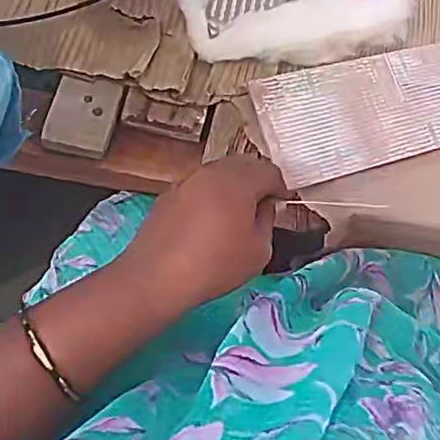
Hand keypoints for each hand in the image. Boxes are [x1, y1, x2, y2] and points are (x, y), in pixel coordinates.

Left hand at [113, 155, 291, 307]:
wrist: (156, 276)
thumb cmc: (215, 265)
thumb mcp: (258, 251)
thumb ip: (267, 221)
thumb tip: (263, 206)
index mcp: (239, 181)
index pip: (269, 171)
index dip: (281, 186)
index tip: (283, 202)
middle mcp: (213, 171)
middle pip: (244, 163)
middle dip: (257, 179)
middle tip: (261, 204)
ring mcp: (188, 178)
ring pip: (219, 171)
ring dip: (232, 184)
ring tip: (234, 211)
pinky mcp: (169, 191)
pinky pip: (199, 183)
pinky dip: (210, 192)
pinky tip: (208, 218)